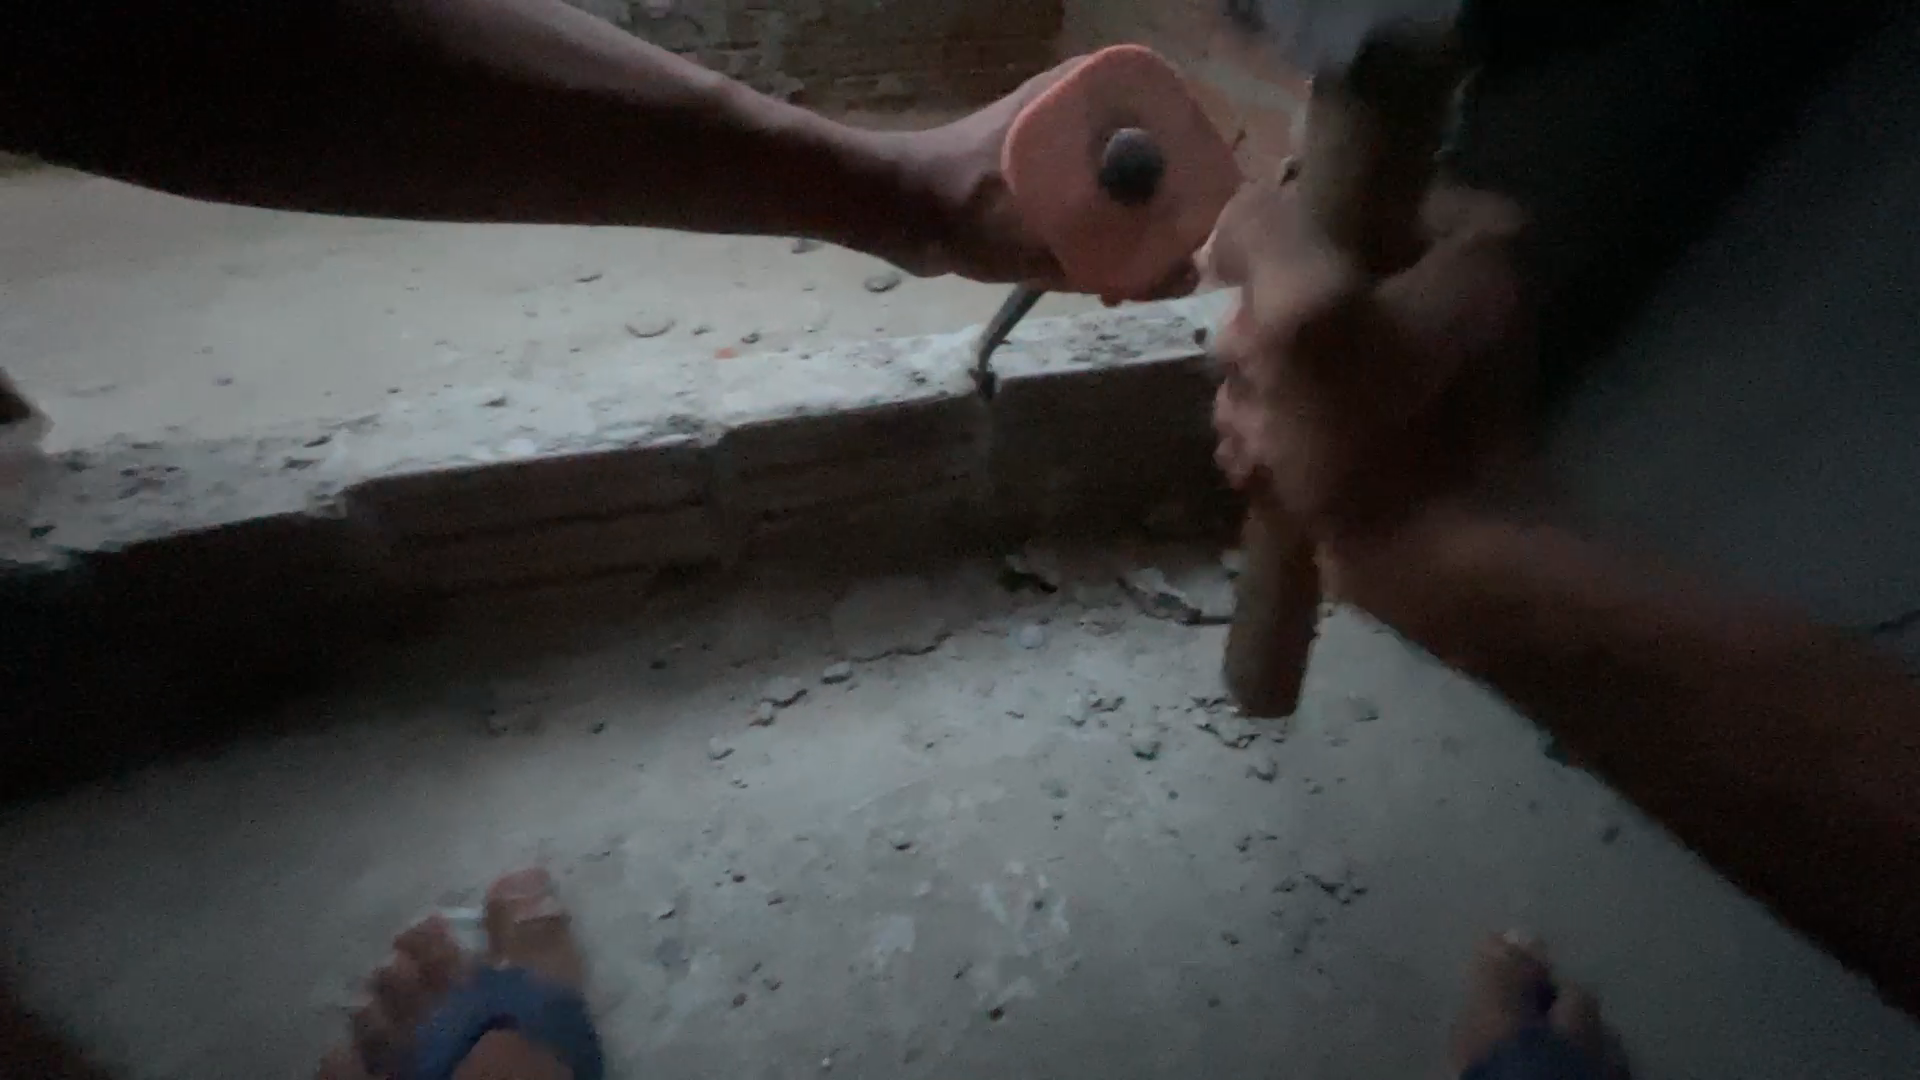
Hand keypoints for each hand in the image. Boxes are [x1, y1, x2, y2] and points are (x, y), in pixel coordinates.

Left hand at [891, 58, 1197, 300]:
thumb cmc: (965, 209)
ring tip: (1121, 288)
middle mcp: (1089, 109)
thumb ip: (1114, 263)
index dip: (1194, 191)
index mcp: (1095, 95)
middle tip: (1151, 279)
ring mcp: (1068, 140)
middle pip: (1156, 168)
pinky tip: (1098, 280)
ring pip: (1125, 191)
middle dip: (1158, 228)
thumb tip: (1185, 280)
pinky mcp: (1047, 172)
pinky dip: (1100, 239)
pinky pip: (1093, 203)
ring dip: (1129, 241)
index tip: (1189, 243)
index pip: (1180, 133)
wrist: (898, 209)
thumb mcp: (1042, 243)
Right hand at [1207, 173, 1528, 536]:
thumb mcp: (1308, 315)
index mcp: (1455, 237)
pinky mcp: (1372, 415)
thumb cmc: (1377, 436)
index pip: (1327, 204)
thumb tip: (1231, 222)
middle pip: (1293, 288)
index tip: (1253, 317)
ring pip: (1280, 354)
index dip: (1270, 258)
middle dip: (1257, 354)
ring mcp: (1400, 358)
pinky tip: (1266, 468)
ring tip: (1266, 448)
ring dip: (1251, 403)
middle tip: (1264, 395)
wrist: (1432, 563)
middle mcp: (1436, 287)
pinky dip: (1267, 436)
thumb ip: (1265, 237)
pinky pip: (1291, 401)